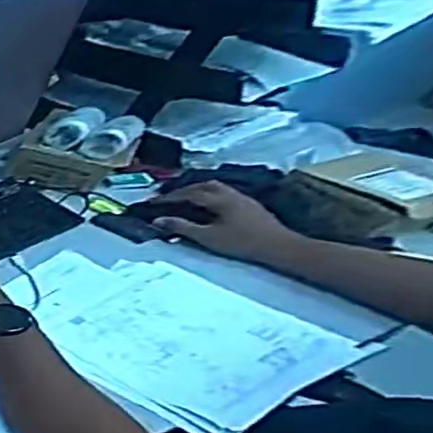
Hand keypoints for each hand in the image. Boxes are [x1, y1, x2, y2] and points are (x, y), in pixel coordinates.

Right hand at [147, 181, 303, 263]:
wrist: (280, 246)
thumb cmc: (241, 242)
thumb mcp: (206, 236)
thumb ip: (181, 227)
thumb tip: (157, 220)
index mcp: (221, 200)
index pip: (190, 194)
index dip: (169, 197)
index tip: (152, 202)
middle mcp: (233, 195)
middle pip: (205, 185)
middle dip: (184, 189)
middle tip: (168, 197)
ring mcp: (244, 199)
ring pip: (218, 188)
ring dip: (198, 190)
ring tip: (184, 199)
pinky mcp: (250, 206)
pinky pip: (226, 194)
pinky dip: (210, 195)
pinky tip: (206, 205)